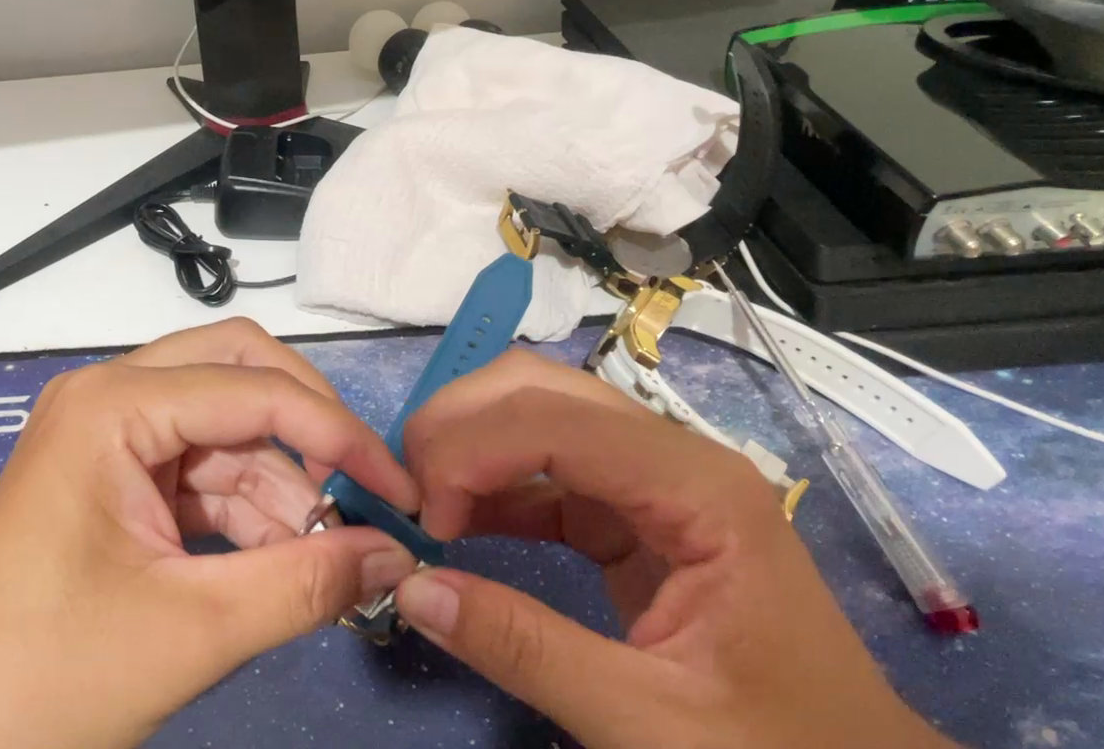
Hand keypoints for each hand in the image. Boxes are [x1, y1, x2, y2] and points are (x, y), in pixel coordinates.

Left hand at [0, 318, 419, 748]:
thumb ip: (306, 583)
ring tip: (329, 555)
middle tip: (362, 491)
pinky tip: (284, 557)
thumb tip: (394, 554)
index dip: (337, 434)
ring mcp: (106, 436)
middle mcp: (109, 399)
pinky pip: (199, 470)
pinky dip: (246, 508)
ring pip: (223, 428)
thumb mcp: (192, 630)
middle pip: (236, 372)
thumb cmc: (51, 677)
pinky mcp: (111, 479)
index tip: (399, 493)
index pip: (253, 389)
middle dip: (307, 427)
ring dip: (280, 483)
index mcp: (114, 407)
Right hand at [391, 351, 956, 748]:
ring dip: (469, 446)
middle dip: (459, 423)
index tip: (420, 518)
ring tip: (420, 505)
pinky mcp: (633, 514)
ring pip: (536, 415)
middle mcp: (673, 459)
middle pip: (541, 389)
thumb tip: (410, 588)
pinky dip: (492, 486)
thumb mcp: (651, 725)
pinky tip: (456, 521)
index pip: (553, 421)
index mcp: (696, 488)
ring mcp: (652, 481)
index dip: (470, 450)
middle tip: (406, 490)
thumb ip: (526, 651)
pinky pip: (545, 472)